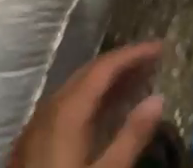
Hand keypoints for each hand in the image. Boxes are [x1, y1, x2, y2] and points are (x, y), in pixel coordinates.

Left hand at [9, 42, 164, 167]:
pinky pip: (66, 107)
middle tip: (153, 61)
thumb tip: (159, 99)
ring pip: (76, 90)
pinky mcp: (32, 144)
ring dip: (108, 81)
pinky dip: (92, 99)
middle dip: (122, 63)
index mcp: (67, 111)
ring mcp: (37, 127)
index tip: (160, 47)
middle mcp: (49, 110)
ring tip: (137, 81)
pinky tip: (106, 112)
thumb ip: (132, 135)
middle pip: (89, 73)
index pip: (104, 67)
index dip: (133, 53)